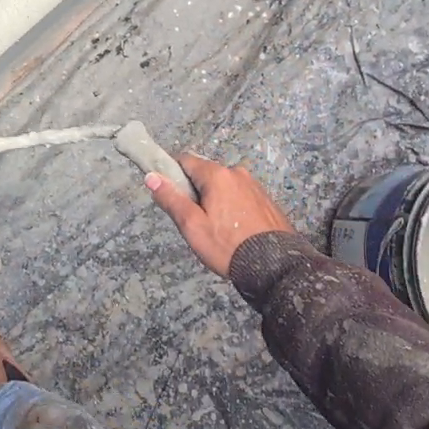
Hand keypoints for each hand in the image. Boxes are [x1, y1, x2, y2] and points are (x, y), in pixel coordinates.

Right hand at [145, 153, 294, 277]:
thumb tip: (151, 176)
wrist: (277, 268)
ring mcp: (254, 186)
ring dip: (215, 200)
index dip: (172, 174)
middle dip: (195, 191)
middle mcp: (237, 173)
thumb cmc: (228, 247)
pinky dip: (232, 207)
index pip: (185, 160)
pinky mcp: (267, 200)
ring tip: (217, 230)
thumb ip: (171, 199)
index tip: (170, 194)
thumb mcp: (192, 226)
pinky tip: (235, 230)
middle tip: (195, 221)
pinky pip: (240, 196)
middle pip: (205, 174)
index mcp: (217, 175)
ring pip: (223, 186)